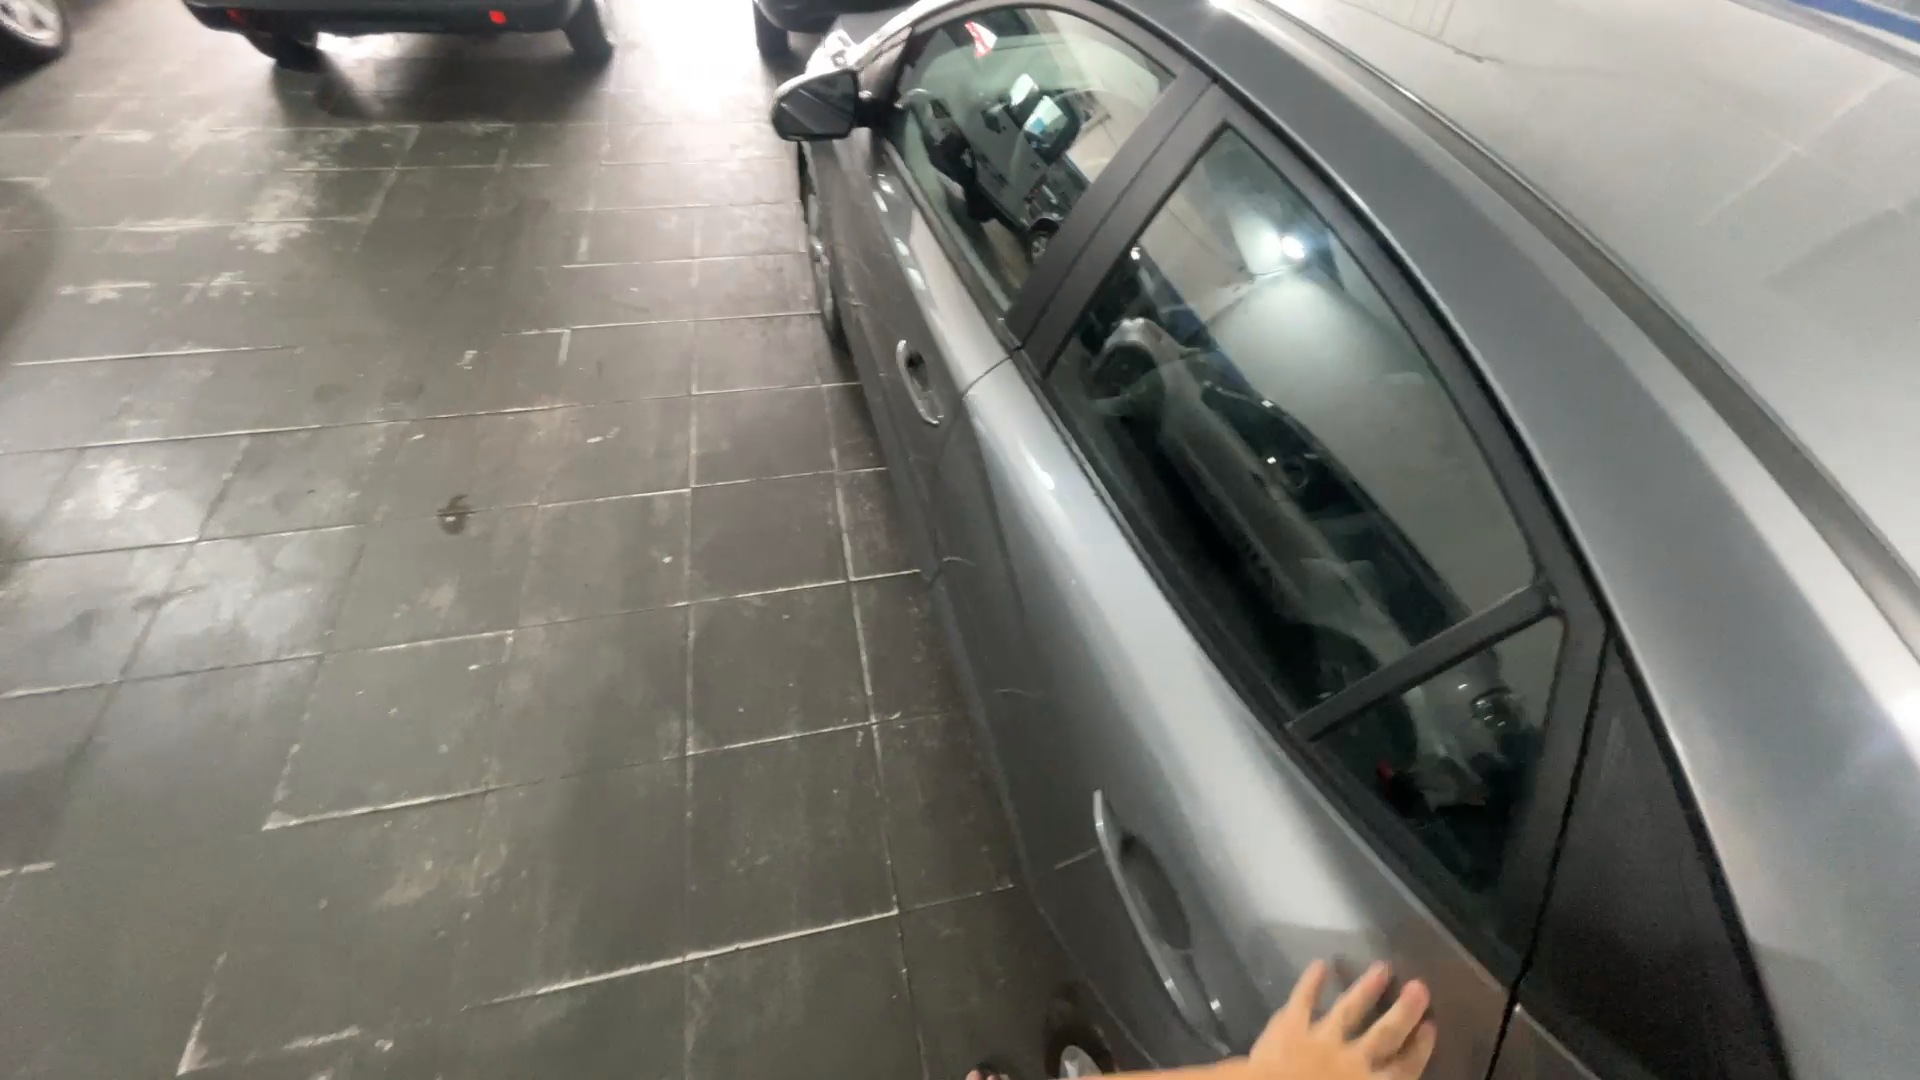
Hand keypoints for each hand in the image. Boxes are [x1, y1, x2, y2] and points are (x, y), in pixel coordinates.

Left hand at [1243, 960, 1436, 1079]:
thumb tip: (1395, 1076)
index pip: (1404, 1069)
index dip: (1419, 1049)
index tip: (1430, 1027)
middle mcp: (1353, 1062)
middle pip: (1384, 1034)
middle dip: (1404, 1012)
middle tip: (1419, 987)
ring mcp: (1322, 1039)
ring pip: (1349, 1009)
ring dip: (1366, 989)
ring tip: (1381, 968)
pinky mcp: (1291, 1025)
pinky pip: (1303, 998)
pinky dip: (1312, 980)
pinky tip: (1321, 964)